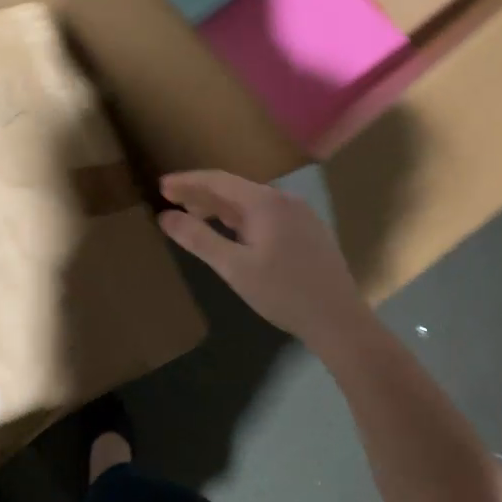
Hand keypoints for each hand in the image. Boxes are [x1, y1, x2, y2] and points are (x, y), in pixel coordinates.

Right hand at [157, 170, 366, 347]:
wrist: (340, 321)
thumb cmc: (283, 293)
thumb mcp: (233, 268)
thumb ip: (198, 238)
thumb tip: (165, 217)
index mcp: (264, 202)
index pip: (217, 180)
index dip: (187, 181)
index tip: (161, 186)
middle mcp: (283, 199)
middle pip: (234, 188)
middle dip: (201, 194)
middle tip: (171, 201)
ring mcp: (300, 214)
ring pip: (250, 202)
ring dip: (220, 207)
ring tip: (195, 217)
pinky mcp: (308, 231)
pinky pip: (265, 214)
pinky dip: (240, 217)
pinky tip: (232, 232)